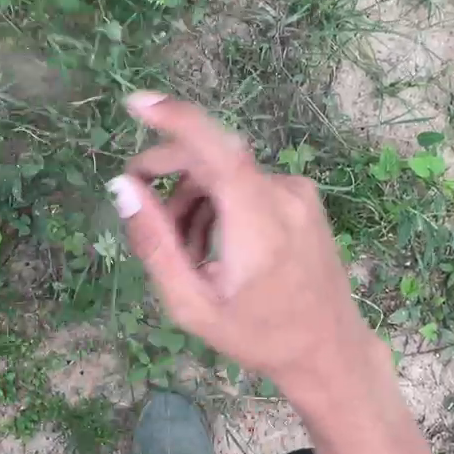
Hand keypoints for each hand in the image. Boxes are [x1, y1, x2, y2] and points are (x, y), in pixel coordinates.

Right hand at [109, 92, 376, 392]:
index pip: (217, 151)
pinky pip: (245, 184)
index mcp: (259, 225)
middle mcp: (283, 195)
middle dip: (167, 174)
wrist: (329, 350)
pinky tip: (213, 246)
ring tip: (186, 254)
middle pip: (211, 158)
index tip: (136, 103)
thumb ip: (155, 245)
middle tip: (139, 209)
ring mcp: (298, 193)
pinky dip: (218, 204)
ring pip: (224, 173)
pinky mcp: (302, 196)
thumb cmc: (257, 336)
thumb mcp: (192, 306)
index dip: (176, 120)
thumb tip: (123, 188)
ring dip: (192, 200)